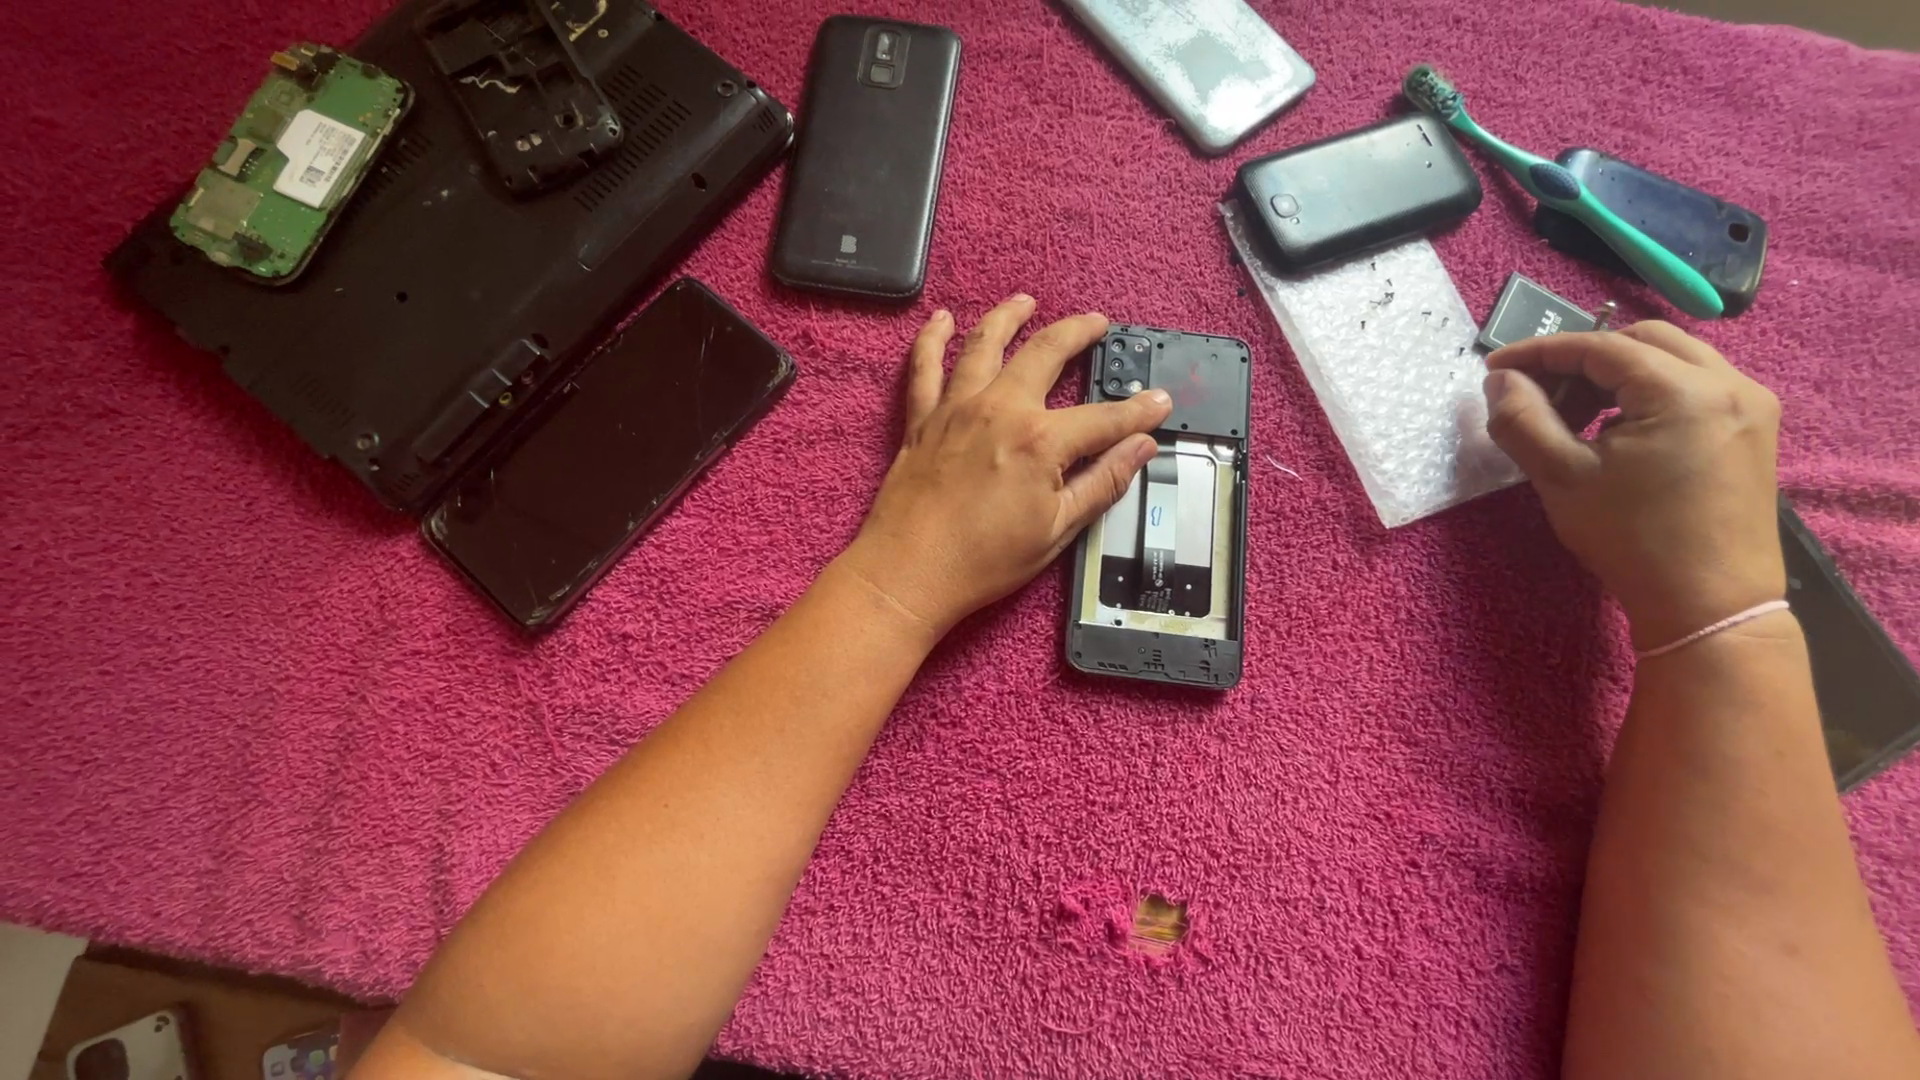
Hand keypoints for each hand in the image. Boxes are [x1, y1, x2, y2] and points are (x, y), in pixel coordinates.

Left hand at [837, 295, 1172, 634]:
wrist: (909, 572)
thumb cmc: (983, 561)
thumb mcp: (1057, 530)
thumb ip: (1102, 483)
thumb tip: (1141, 448)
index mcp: (1040, 441)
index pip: (1104, 418)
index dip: (1138, 410)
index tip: (1160, 401)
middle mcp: (1000, 410)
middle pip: (1046, 353)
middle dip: (1077, 332)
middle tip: (1096, 322)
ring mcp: (957, 409)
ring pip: (985, 344)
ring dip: (1009, 316)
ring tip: (1025, 300)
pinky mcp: (922, 420)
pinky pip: (925, 367)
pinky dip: (932, 339)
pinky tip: (940, 319)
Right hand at [1483, 321, 1785, 649]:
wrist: (1708, 599)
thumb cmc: (1629, 536)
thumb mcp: (1560, 475)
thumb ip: (1522, 419)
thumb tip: (1499, 381)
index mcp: (1684, 391)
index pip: (1600, 347)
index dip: (1539, 352)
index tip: (1493, 368)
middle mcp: (1730, 384)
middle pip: (1642, 342)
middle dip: (1579, 358)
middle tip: (1534, 390)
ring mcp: (1749, 405)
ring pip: (1670, 361)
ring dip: (1611, 375)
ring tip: (1568, 414)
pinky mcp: (1751, 429)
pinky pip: (1690, 387)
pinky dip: (1642, 394)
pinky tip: (1610, 429)